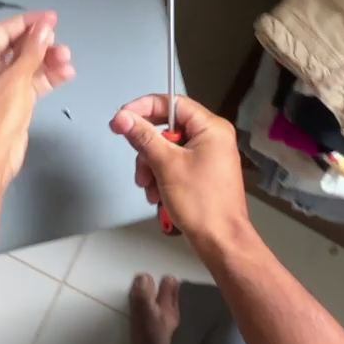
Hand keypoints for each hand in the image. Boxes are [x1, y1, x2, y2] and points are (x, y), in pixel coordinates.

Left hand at [0, 11, 74, 181]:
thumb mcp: (16, 78)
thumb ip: (32, 50)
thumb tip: (45, 27)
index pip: (4, 30)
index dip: (28, 22)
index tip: (52, 18)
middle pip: (16, 47)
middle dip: (40, 44)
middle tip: (61, 43)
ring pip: (25, 66)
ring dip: (47, 61)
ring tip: (67, 59)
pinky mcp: (11, 102)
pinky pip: (30, 83)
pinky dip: (46, 78)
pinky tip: (66, 74)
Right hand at [109, 94, 249, 249]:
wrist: (221, 241)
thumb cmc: (202, 204)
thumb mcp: (166, 165)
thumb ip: (143, 137)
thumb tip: (123, 117)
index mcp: (211, 128)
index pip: (171, 102)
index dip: (143, 108)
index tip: (122, 118)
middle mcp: (212, 137)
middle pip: (167, 128)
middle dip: (147, 149)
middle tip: (139, 166)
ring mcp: (208, 155)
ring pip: (167, 149)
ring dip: (151, 167)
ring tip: (150, 188)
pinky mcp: (202, 172)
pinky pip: (174, 164)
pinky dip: (161, 177)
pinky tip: (158, 195)